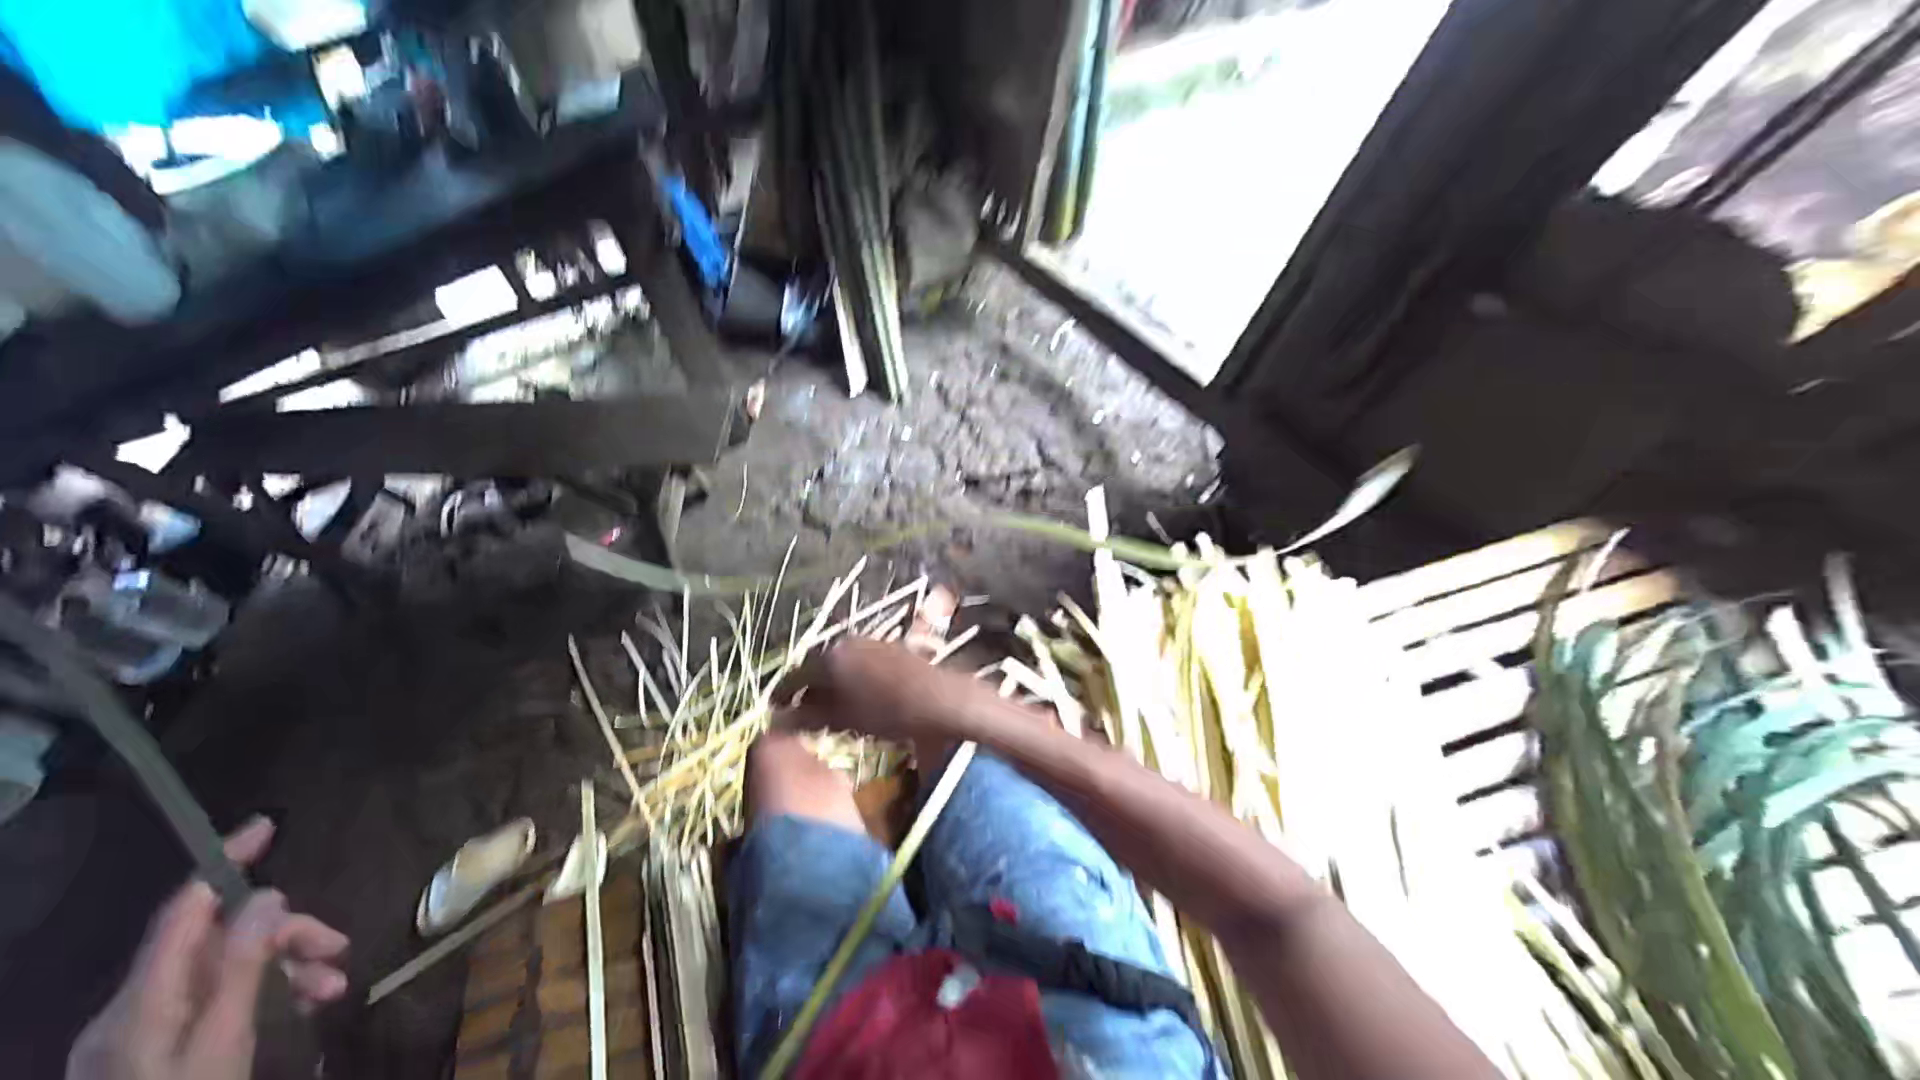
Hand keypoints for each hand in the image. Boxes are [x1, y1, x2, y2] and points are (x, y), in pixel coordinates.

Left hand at [67, 817, 349, 1079]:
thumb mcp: (224, 1041)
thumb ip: (241, 968)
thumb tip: (267, 896)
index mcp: (141, 1001)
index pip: (183, 911)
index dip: (222, 864)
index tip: (267, 826)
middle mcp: (137, 1004)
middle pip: (222, 939)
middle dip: (288, 934)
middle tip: (337, 946)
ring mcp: (147, 1025)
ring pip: (231, 965)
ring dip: (290, 964)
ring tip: (333, 986)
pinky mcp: (162, 1041)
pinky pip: (223, 993)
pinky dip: (270, 989)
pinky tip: (308, 1002)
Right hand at [778, 638, 990, 743]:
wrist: (937, 699)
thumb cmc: (885, 712)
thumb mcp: (841, 719)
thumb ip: (805, 718)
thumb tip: (776, 722)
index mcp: (828, 657)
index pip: (794, 676)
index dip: (782, 694)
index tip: (774, 709)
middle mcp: (845, 642)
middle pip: (817, 666)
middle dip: (808, 688)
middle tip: (802, 711)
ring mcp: (869, 641)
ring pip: (839, 663)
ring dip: (831, 683)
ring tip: (830, 708)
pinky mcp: (889, 647)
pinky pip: (858, 661)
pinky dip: (850, 678)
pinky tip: (857, 697)